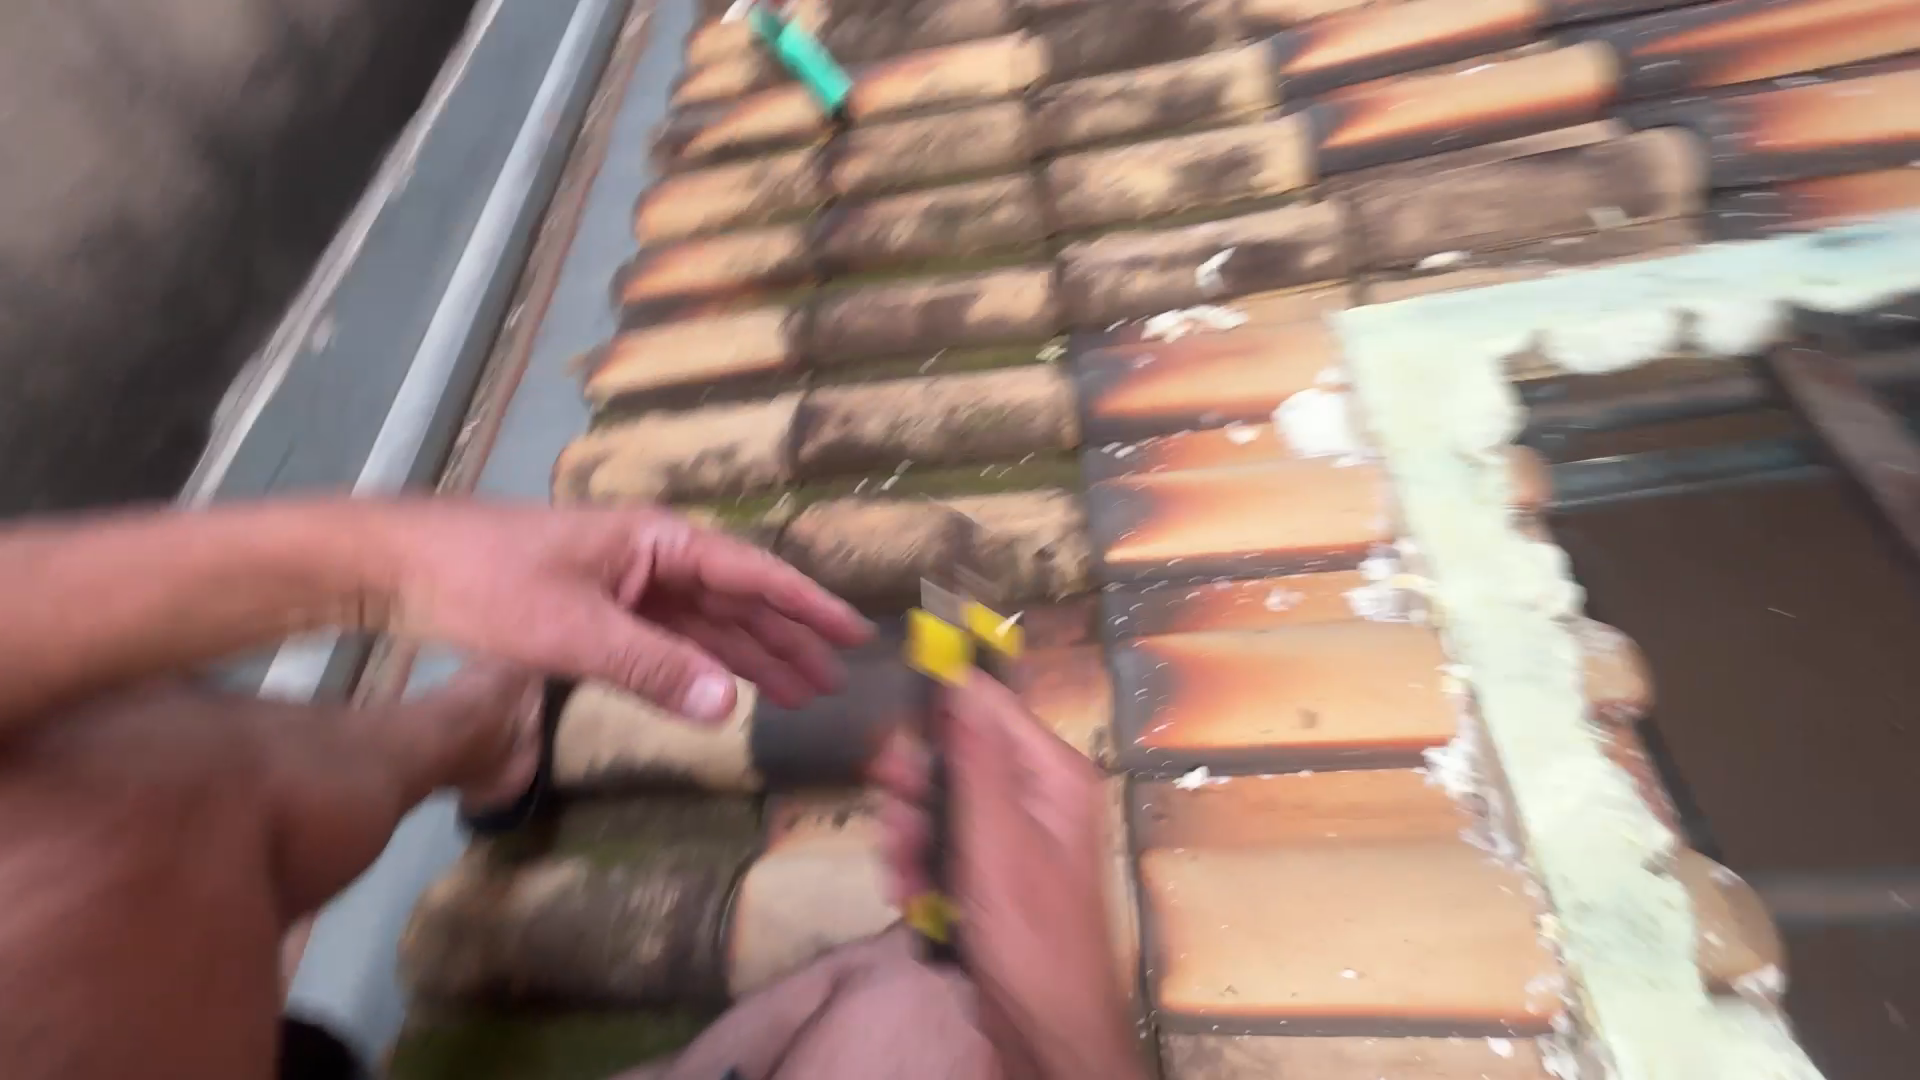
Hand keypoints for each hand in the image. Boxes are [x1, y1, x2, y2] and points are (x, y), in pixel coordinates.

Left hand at [361, 501, 871, 720]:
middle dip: (788, 642)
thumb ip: (651, 666)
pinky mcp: (613, 612)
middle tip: (832, 681)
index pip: (754, 574)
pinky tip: (732, 688)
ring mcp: (639, 587)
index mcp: (664, 542)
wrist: (396, 568)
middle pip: (742, 603)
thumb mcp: (571, 628)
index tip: (854, 631)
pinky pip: (676, 641)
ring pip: (712, 626)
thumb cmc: (485, 580)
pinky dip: (705, 666)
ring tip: (800, 693)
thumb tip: (726, 707)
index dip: (809, 604)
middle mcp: (662, 559)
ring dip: (753, 659)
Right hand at [871, 675, 1144, 1079]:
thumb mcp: (996, 837)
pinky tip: (913, 896)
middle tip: (891, 812)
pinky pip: (943, 842)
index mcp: (1050, 772)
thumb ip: (977, 756)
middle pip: (957, 757)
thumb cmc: (1029, 932)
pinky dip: (920, 866)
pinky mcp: (989, 866)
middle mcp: (1034, 792)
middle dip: (917, 789)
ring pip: (941, 802)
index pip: (990, 706)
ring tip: (904, 875)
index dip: (943, 704)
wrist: (1043, 1029)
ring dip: (911, 836)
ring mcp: (1010, 831)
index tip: (898, 721)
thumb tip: (963, 677)